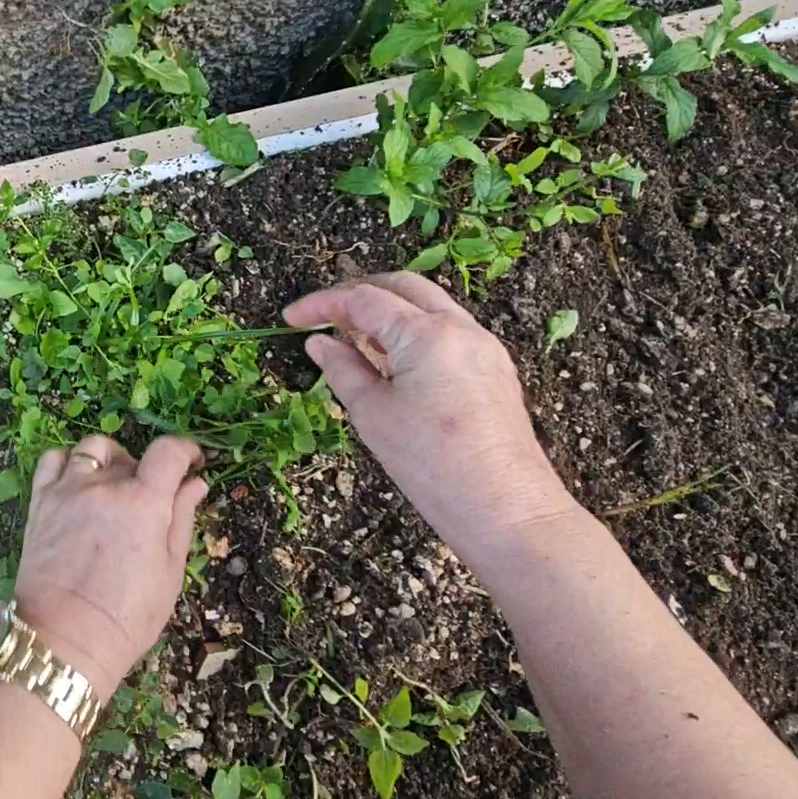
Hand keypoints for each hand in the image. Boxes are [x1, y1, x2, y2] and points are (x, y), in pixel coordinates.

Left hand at [12, 436, 207, 698]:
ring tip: (112, 488)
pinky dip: (68, 463)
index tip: (192, 461)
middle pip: (130, 456)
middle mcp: (104, 485)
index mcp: (143, 502)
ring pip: (92, 449)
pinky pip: (52, 460)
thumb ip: (181, 519)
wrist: (64, 638)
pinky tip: (77, 484)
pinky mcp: (40, 499)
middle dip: (145, 471)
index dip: (185, 450)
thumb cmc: (127, 617)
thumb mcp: (169, 572)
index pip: (168, 452)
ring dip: (108, 461)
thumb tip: (195, 483)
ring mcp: (67, 489)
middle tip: (148, 502)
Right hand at [282, 272, 579, 564]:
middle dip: (356, 294)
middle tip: (321, 317)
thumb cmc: (431, 464)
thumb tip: (319, 342)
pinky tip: (388, 360)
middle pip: (401, 287)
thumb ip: (341, 368)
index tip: (290, 318)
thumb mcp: (371, 414)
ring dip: (384, 311)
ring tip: (349, 340)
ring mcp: (483, 346)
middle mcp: (461, 328)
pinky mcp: (493, 368)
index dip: (321, 304)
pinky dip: (409, 330)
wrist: (507, 511)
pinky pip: (445, 329)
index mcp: (427, 335)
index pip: (363, 300)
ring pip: (426, 305)